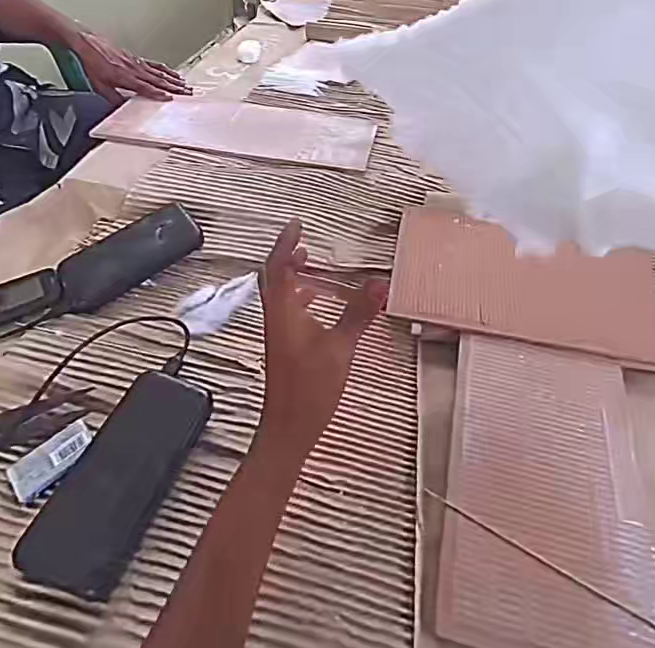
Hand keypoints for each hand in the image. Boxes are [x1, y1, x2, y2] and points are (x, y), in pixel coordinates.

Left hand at [68, 29, 190, 101]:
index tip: (171, 98)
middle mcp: (134, 70)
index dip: (159, 94)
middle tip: (187, 92)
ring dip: (173, 79)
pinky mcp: (135, 58)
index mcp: (126, 78)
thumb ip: (112, 97)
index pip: (147, 88)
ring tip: (184, 84)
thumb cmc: (90, 63)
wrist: (86, 43)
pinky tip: (170, 71)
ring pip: (159, 72)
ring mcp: (137, 63)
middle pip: (158, 80)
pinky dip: (164, 69)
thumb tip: (122, 108)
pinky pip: (154, 65)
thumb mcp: (97, 85)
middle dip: (174, 87)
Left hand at [255, 219, 384, 460]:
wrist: (288, 429)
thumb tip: (380, 283)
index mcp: (283, 313)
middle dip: (287, 255)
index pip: (278, 268)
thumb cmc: (311, 388)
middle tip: (304, 240)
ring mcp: (278, 333)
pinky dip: (298, 293)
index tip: (297, 225)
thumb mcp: (340, 347)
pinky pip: (286, 308)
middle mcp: (276, 318)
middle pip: (274, 277)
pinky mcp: (283, 345)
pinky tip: (316, 299)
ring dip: (291, 274)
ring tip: (310, 262)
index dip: (285, 243)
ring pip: (279, 293)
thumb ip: (358, 313)